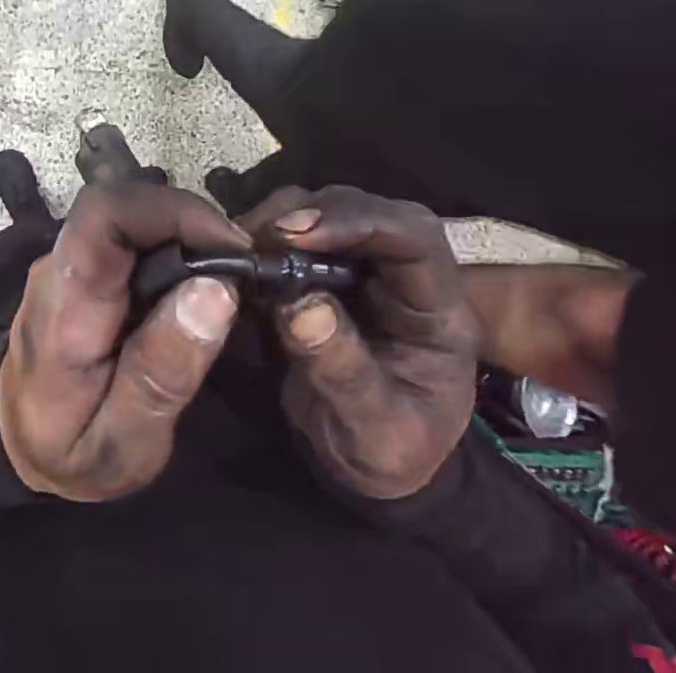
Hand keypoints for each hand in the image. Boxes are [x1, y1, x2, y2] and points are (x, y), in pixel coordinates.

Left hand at [0, 182, 250, 500]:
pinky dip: (176, 249)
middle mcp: (61, 266)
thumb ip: (162, 373)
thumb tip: (217, 290)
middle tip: (242, 269)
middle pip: (126, 205)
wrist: (13, 444)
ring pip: (133, 218)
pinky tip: (199, 286)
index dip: (173, 210)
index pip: (105, 213)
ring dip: (187, 236)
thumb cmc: (68, 451)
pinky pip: (133, 238)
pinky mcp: (85, 267)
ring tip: (228, 280)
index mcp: (64, 304)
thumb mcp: (122, 442)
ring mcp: (71, 262)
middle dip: (193, 225)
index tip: (231, 246)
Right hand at [240, 187, 480, 499]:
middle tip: (254, 239)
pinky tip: (238, 260)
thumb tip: (300, 304)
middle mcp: (402, 273)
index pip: (412, 236)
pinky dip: (264, 238)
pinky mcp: (324, 273)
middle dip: (309, 214)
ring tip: (241, 249)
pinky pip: (296, 235)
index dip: (356, 222)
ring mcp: (362, 268)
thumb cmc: (389, 454)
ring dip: (281, 219)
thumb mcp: (375, 431)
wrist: (370, 466)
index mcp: (437, 307)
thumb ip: (344, 372)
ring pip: (327, 211)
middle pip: (365, 208)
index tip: (293, 233)